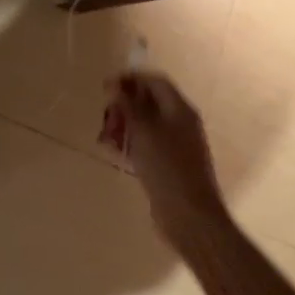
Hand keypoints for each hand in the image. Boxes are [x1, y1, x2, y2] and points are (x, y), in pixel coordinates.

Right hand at [99, 71, 224, 226]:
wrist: (189, 215)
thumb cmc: (166, 167)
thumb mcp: (142, 131)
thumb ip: (128, 105)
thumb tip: (115, 85)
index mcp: (179, 109)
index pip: (155, 81)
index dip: (130, 79)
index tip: (106, 87)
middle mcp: (180, 123)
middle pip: (149, 102)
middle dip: (124, 105)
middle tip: (105, 117)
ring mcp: (177, 144)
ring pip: (145, 124)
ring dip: (124, 125)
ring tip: (105, 138)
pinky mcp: (170, 163)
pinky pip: (147, 143)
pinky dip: (130, 142)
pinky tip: (114, 152)